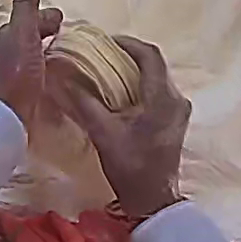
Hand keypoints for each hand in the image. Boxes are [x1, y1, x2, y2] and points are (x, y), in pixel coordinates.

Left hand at [0, 0, 63, 127]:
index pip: (30, 20)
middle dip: (47, 31)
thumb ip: (26, 5)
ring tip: (65, 52)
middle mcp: (8, 51)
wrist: (8, 113)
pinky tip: (56, 72)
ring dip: (47, 49)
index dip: (46, 17)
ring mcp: (14, 71)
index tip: (62, 19)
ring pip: (34, 53)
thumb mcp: (24, 32)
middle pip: (31, 35)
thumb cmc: (17, 70)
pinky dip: (47, 65)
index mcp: (9, 35)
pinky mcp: (21, 89)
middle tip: (66, 34)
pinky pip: (37, 70)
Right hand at [53, 37, 191, 220]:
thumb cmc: (129, 166)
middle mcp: (176, 99)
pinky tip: (122, 91)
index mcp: (162, 98)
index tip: (106, 41)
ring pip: (157, 77)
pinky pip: (159, 90)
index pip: (149, 56)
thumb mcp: (102, 132)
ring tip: (109, 69)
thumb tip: (60, 77)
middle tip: (104, 53)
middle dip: (129, 54)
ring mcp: (179, 110)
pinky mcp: (175, 120)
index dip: (128, 43)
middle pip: (155, 64)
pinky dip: (141, 83)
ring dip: (135, 69)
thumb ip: (83, 101)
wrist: (153, 200)